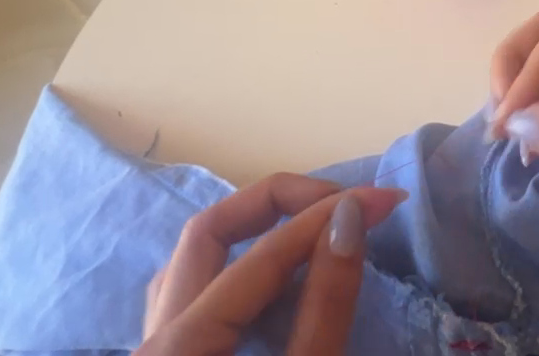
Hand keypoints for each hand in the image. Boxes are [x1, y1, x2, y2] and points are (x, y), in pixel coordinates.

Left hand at [137, 173, 404, 354]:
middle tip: (341, 204)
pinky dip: (240, 267)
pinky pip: (196, 293)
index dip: (328, 213)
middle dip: (280, 201)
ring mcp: (155, 353)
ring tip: (312, 231)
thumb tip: (349, 214)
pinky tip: (278, 279)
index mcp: (179, 344)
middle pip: (209, 231)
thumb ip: (324, 305)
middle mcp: (152, 340)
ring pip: (193, 261)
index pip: (265, 251)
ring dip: (253, 231)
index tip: (386, 198)